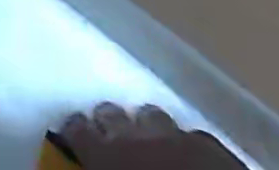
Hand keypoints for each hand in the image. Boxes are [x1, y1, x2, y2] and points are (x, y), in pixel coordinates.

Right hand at [61, 104, 244, 169]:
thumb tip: (78, 169)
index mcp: (107, 157)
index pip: (78, 130)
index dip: (73, 131)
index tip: (69, 136)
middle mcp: (135, 136)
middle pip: (111, 114)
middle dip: (107, 124)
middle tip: (108, 141)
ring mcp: (174, 136)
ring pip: (150, 115)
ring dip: (143, 127)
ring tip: (145, 144)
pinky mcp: (208, 146)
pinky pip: (186, 134)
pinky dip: (179, 142)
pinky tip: (183, 156)